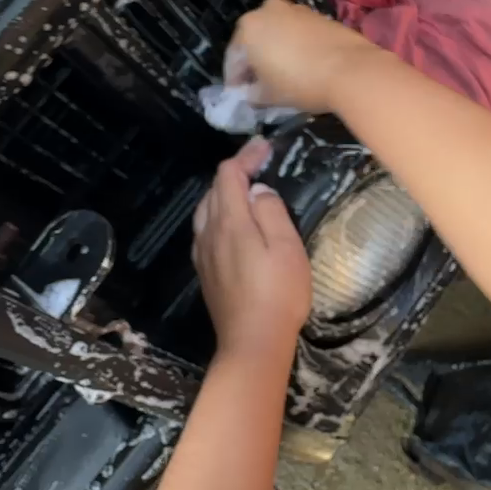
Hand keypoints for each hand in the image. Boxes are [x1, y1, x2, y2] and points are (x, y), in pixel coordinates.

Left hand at [192, 138, 311, 362]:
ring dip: (225, 193)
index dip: (245, 156)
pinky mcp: (206, 272)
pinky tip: (234, 225)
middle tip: (261, 164)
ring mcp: (203, 254)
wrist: (253, 343)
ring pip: (206, 210)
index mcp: (230, 222)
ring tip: (248, 190)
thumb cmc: (278, 294)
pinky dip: (219, 215)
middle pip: (214, 190)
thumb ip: (271, 212)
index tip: (265, 146)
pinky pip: (206, 231)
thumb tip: (259, 190)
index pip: (229, 175)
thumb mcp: (286, 247)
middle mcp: (209, 233)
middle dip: (235, 172)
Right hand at [224, 0, 389, 112]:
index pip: (234, 58)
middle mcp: (268, 10)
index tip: (239, 96)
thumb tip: (250, 93)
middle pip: (255, 41)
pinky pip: (299, 33)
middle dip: (256, 63)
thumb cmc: (301, 83)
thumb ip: (253, 94)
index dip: (235, 81)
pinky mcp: (320, 15)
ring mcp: (297, 10)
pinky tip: (304, 66)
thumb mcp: (270, 96)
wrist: (352, 70)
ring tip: (283, 77)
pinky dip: (296, 47)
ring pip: (278, 34)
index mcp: (248, 27)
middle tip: (260, 86)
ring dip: (276, 52)